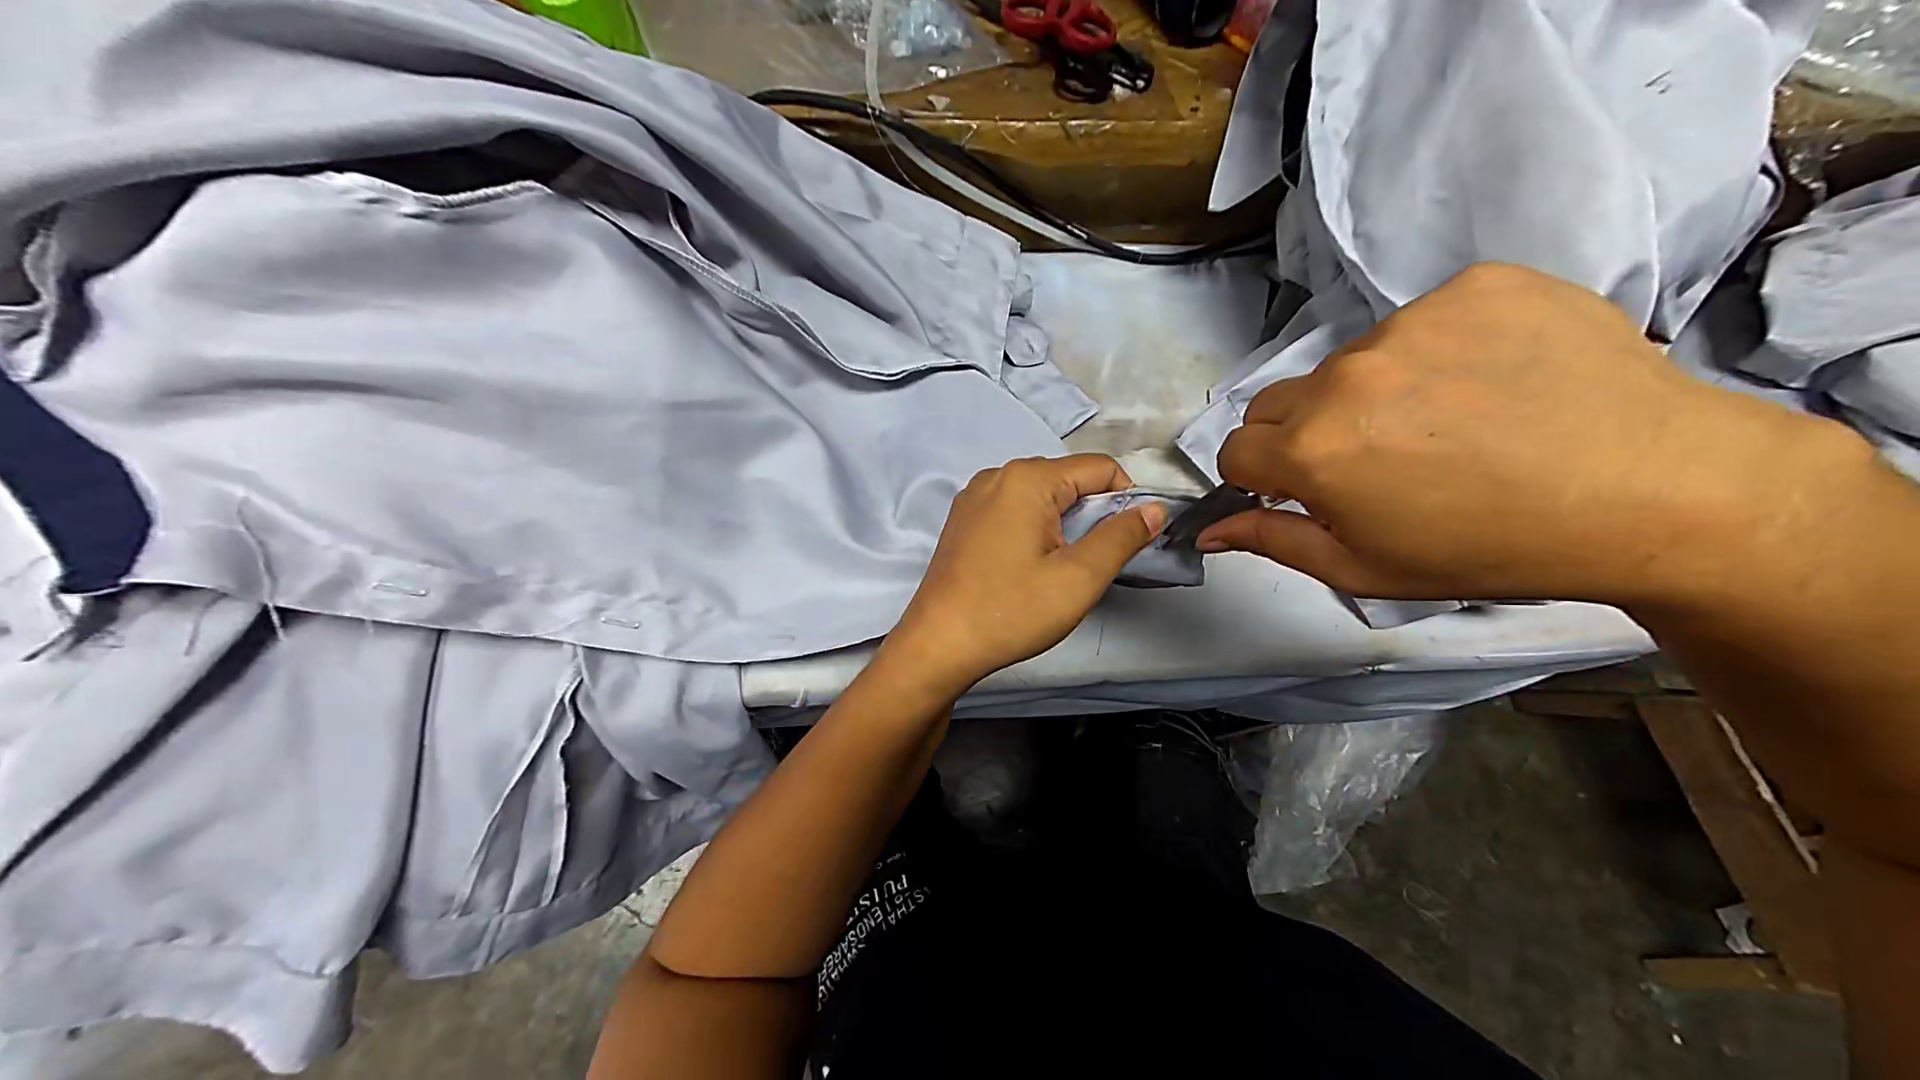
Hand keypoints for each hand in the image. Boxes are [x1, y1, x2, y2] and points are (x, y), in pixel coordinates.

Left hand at [875, 454, 1167, 697]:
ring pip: (1041, 497)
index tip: (1125, 543)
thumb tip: (1155, 509)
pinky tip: (1027, 568)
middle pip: (1068, 480)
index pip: (1100, 468)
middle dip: (1092, 514)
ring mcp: (974, 497)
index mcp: (1027, 479)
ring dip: (1063, 525)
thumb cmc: (1010, 611)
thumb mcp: (1079, 578)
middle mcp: (997, 476)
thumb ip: (1122, 537)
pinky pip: (1013, 510)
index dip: (1125, 501)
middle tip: (1089, 564)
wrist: (937, 645)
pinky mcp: (963, 520)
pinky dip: (1033, 530)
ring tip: (1058, 570)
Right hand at [1199, 262, 1879, 607]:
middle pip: (1280, 402)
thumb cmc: (1491, 548)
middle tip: (1375, 461)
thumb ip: (1274, 541)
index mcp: (1311, 451)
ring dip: (1371, 392)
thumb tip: (1208, 530)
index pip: (1236, 450)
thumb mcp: (1366, 568)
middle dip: (1305, 434)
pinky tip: (1491, 381)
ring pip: (1350, 361)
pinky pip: (1422, 320)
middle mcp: (1344, 377)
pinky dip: (1437, 351)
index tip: (1307, 491)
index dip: (1264, 478)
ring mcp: (1411, 322)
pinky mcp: (1476, 285)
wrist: (1655, 490)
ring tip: (1448, 421)